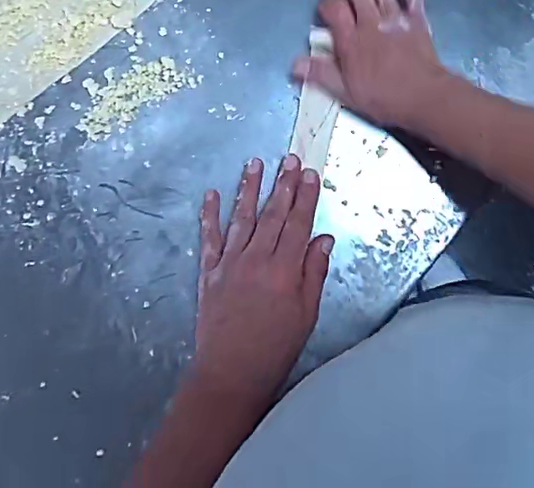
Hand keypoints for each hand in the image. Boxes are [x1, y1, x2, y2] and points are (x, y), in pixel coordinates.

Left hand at [187, 155, 333, 410]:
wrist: (230, 374)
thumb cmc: (275, 349)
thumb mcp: (306, 317)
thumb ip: (314, 274)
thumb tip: (324, 238)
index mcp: (284, 271)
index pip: (298, 224)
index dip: (305, 197)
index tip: (310, 174)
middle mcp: (257, 259)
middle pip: (273, 214)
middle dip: (283, 184)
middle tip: (289, 158)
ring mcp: (230, 262)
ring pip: (242, 217)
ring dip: (249, 188)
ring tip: (255, 162)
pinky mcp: (209, 270)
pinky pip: (210, 236)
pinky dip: (210, 214)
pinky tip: (212, 194)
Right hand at [293, 0, 453, 130]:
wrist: (426, 98)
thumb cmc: (384, 97)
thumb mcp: (346, 92)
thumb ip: (321, 74)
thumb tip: (295, 63)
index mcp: (351, 39)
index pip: (333, 8)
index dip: (325, 3)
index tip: (324, 9)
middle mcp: (371, 21)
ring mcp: (395, 17)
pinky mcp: (416, 19)